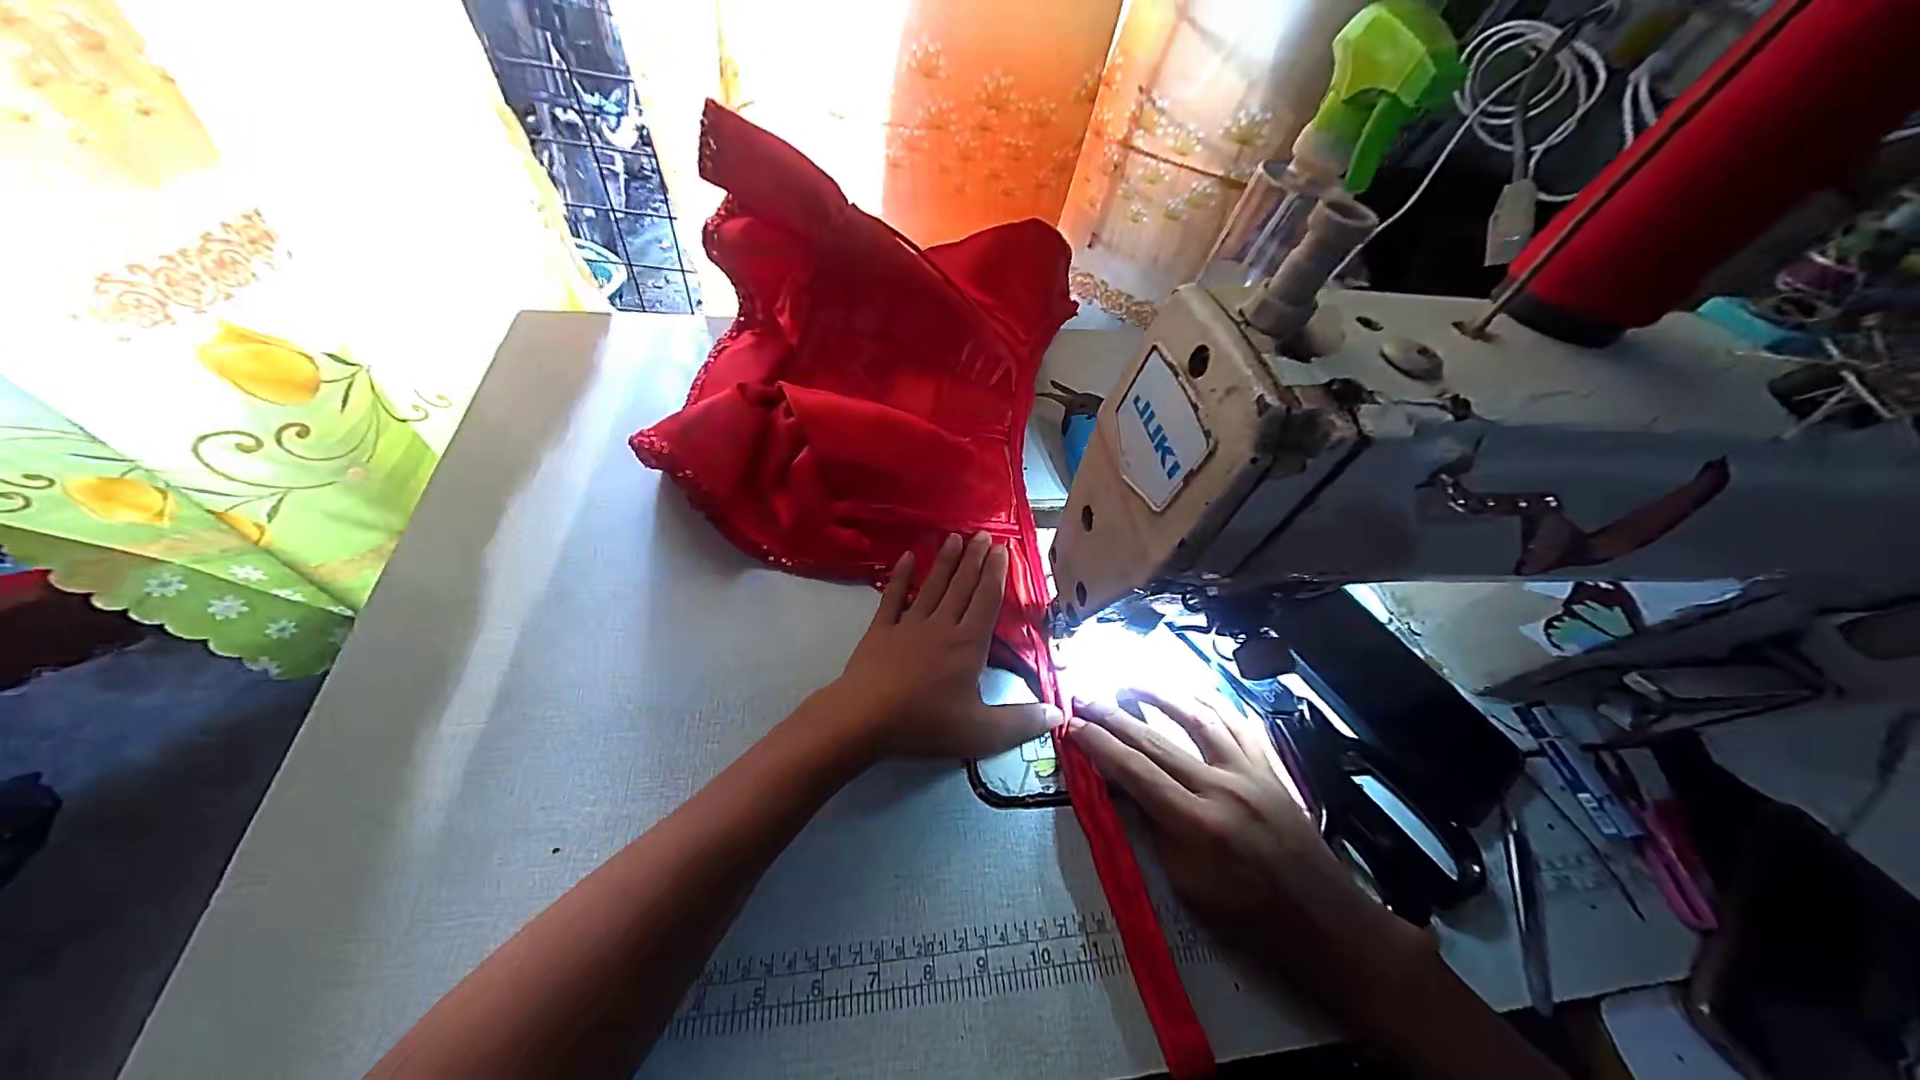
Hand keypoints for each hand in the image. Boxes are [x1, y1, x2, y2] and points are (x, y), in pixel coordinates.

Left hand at [823, 531, 1057, 759]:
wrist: (865, 718)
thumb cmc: (925, 723)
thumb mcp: (981, 732)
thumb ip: (1021, 722)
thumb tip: (1059, 713)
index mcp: (968, 644)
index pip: (987, 601)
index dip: (996, 574)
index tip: (1002, 549)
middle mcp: (941, 626)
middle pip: (961, 586)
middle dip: (974, 559)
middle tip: (983, 533)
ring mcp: (908, 625)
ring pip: (932, 586)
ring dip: (944, 561)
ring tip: (953, 537)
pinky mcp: (880, 630)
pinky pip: (893, 597)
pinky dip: (901, 577)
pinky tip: (907, 558)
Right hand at [1065, 691, 1425, 963]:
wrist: (1322, 920)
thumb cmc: (1249, 916)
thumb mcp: (1187, 884)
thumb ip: (1155, 830)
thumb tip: (1127, 790)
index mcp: (1196, 822)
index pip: (1134, 771)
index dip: (1099, 746)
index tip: (1074, 727)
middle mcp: (1222, 787)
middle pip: (1156, 740)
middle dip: (1114, 716)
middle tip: (1085, 699)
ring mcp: (1250, 774)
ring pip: (1197, 719)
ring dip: (1159, 697)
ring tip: (1130, 684)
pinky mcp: (1269, 770)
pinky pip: (1238, 726)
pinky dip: (1213, 705)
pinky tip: (1194, 695)